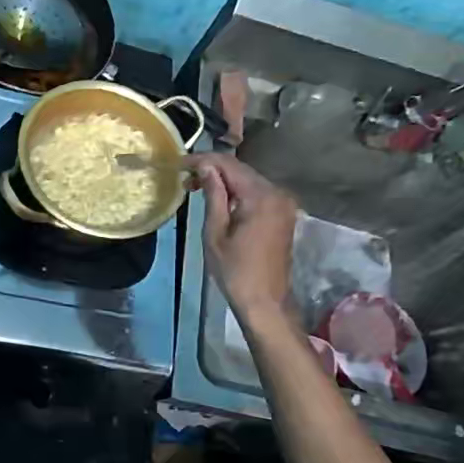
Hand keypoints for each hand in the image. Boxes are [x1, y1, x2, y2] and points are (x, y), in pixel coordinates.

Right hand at [188, 153, 297, 319]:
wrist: (265, 301)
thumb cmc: (235, 271)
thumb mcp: (215, 233)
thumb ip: (213, 196)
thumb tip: (206, 168)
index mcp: (260, 196)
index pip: (229, 165)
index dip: (203, 160)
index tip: (180, 164)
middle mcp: (277, 193)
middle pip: (241, 170)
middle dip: (213, 169)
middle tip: (186, 178)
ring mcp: (283, 203)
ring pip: (249, 180)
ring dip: (225, 181)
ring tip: (198, 188)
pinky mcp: (283, 214)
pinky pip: (258, 193)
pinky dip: (238, 192)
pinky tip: (220, 199)